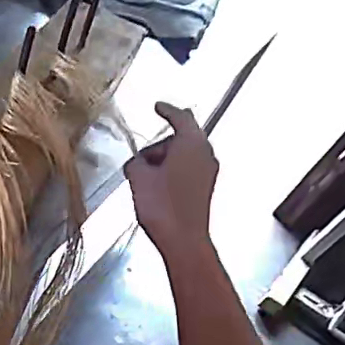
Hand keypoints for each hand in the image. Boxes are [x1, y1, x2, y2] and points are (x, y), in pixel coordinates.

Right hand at [124, 102, 218, 262]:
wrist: (182, 238)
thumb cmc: (161, 205)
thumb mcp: (138, 178)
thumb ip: (136, 163)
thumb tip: (137, 162)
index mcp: (192, 145)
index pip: (181, 118)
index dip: (167, 111)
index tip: (158, 106)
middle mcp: (205, 154)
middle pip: (181, 139)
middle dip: (158, 146)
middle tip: (138, 160)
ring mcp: (208, 172)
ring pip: (183, 155)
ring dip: (163, 161)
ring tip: (142, 178)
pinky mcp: (204, 187)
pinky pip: (186, 170)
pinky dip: (170, 172)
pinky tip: (155, 187)